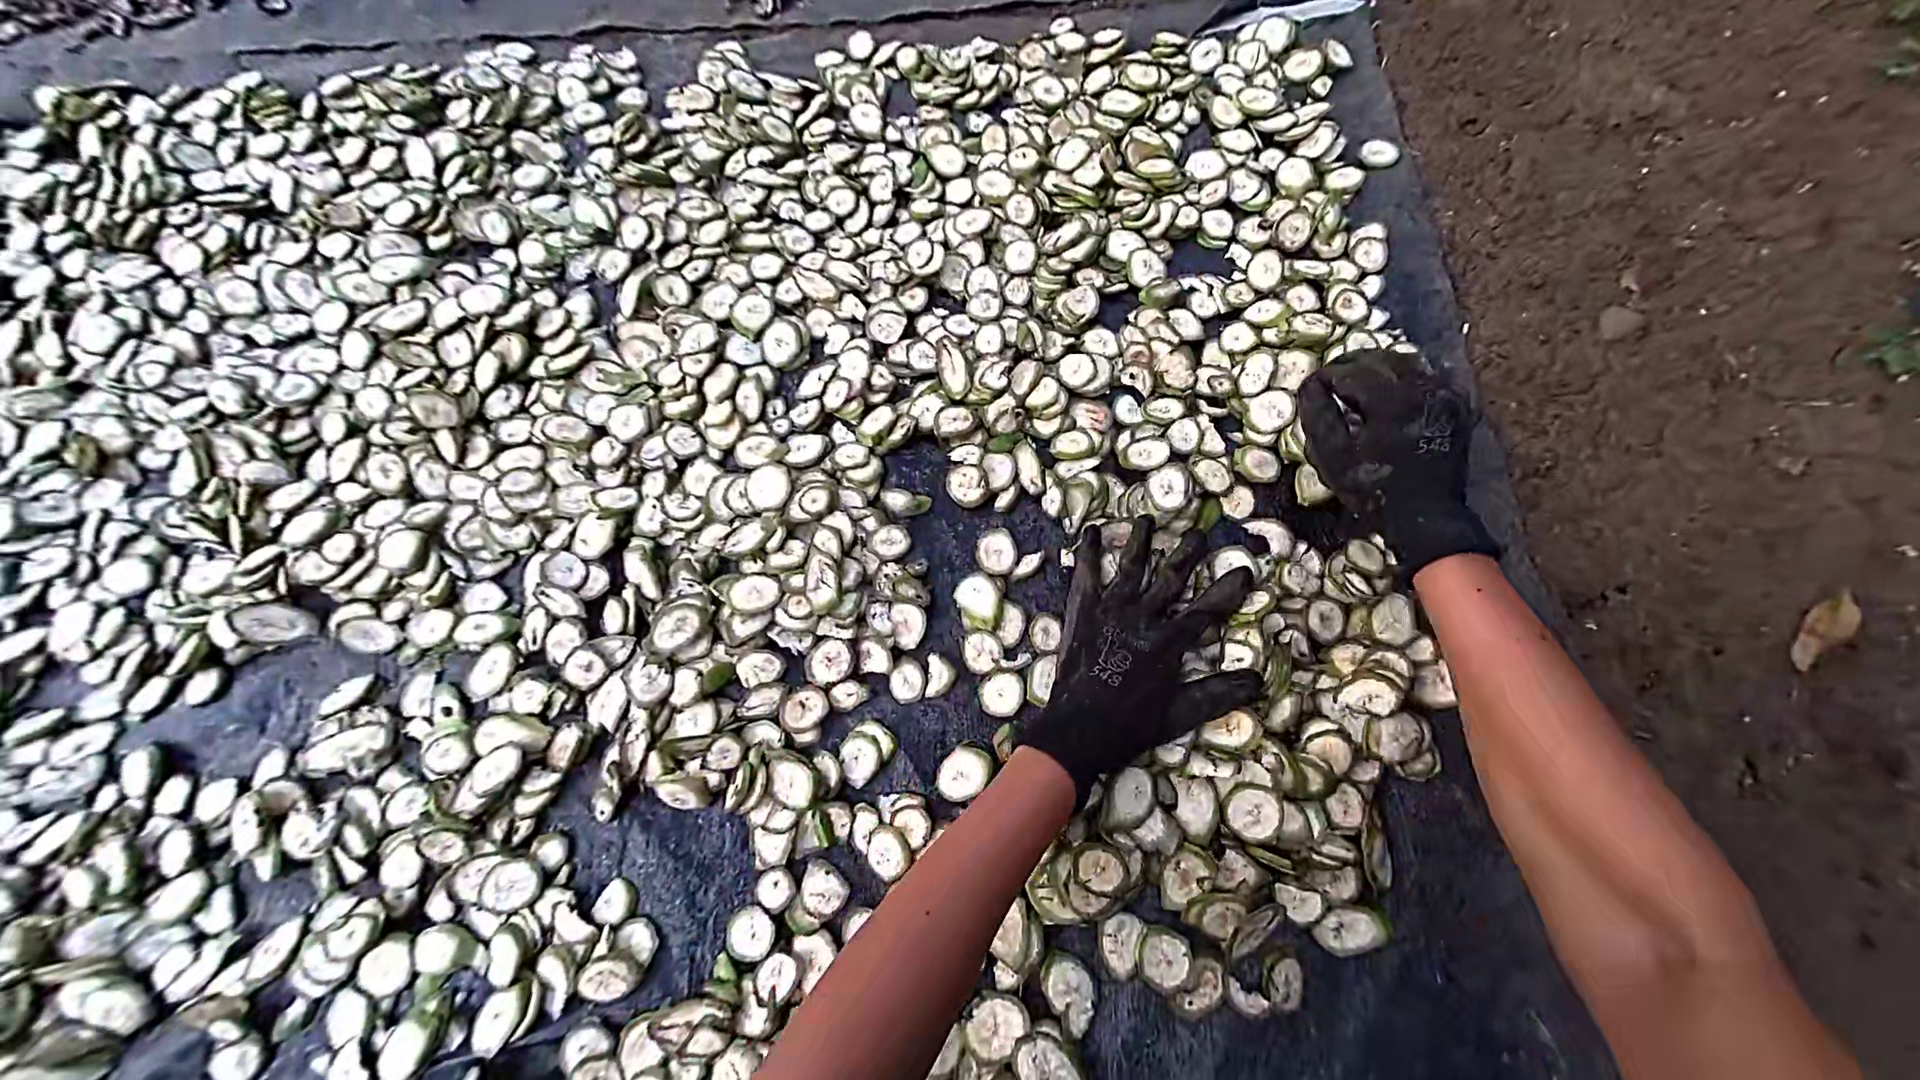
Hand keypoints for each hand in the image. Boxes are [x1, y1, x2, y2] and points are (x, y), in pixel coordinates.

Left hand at [1017, 518, 1262, 804]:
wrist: (1078, 727)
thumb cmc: (1130, 724)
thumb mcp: (1180, 714)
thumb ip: (1217, 694)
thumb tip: (1258, 679)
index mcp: (1166, 642)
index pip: (1205, 610)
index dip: (1227, 591)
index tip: (1244, 570)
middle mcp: (1140, 618)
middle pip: (1168, 579)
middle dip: (1186, 555)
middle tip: (1198, 534)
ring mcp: (1109, 611)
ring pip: (1129, 569)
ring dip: (1139, 543)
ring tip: (1146, 520)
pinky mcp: (1082, 612)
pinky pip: (1085, 576)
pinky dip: (1087, 553)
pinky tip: (1088, 532)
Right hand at [1299, 349, 1498, 577]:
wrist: (1425, 513)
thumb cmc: (1372, 488)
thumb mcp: (1333, 457)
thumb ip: (1319, 416)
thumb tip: (1309, 386)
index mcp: (1390, 399)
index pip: (1350, 371)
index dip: (1325, 376)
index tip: (1310, 386)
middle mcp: (1422, 388)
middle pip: (1380, 358)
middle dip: (1351, 366)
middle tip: (1329, 381)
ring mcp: (1444, 395)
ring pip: (1406, 363)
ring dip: (1378, 368)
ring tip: (1356, 385)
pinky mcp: (1455, 406)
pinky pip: (1428, 377)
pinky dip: (1404, 378)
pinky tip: (1388, 392)